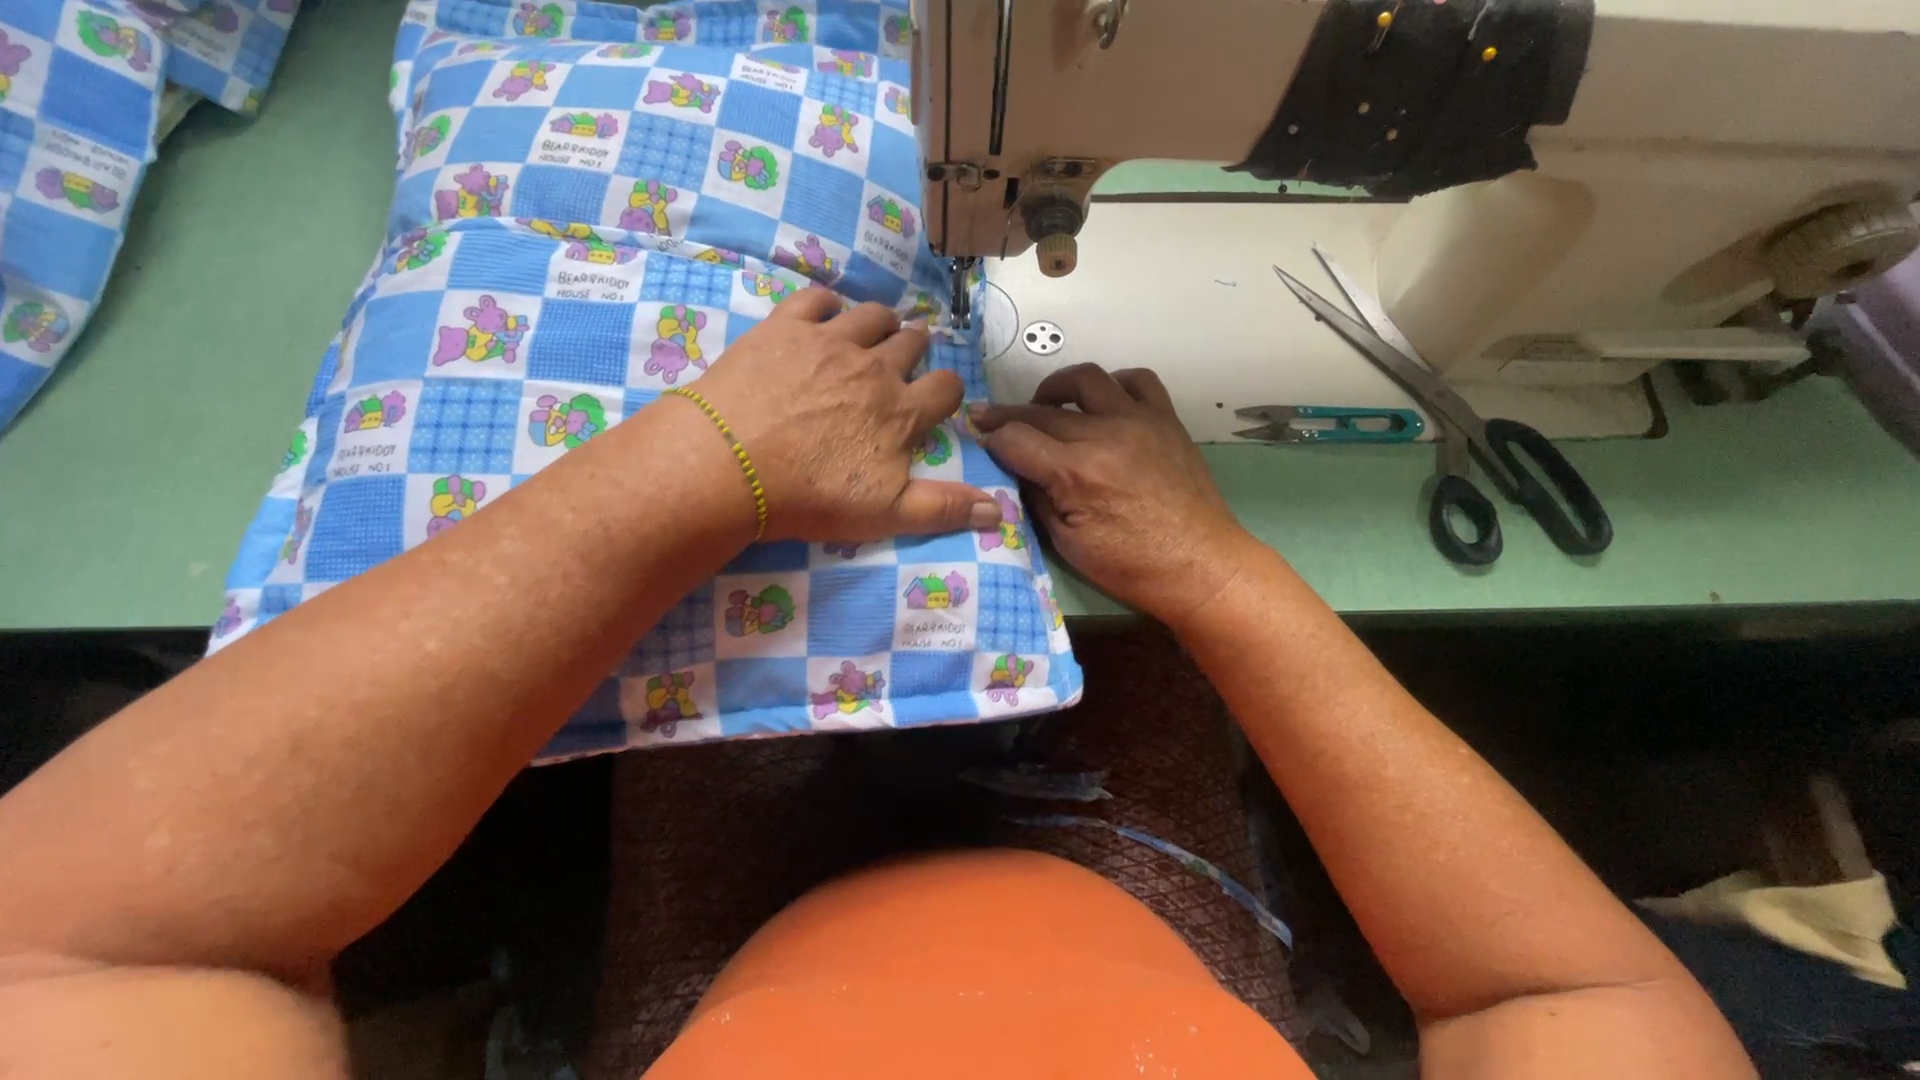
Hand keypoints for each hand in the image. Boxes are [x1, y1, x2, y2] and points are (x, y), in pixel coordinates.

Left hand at [688, 288, 1000, 542]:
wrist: (729, 467)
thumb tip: (1000, 512)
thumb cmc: (809, 497)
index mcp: (901, 412)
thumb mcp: (884, 515)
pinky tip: (822, 315)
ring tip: (871, 333)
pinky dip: (826, 304)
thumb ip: (942, 509)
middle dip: (913, 351)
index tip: (936, 399)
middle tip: (901, 362)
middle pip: (910, 344)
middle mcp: (874, 367)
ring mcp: (829, 341)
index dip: (946, 392)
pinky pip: (817, 299)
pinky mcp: (785, 326)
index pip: (946, 388)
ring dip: (879, 323)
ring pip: (871, 315)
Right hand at [973, 364, 1255, 625]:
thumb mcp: (1066, 543)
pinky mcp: (1166, 419)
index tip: (977, 440)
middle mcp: (1104, 435)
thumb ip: (1037, 499)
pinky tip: (1102, 404)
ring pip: (1086, 378)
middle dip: (1008, 416)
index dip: (989, 439)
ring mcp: (1139, 421)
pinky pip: (1137, 380)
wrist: (1199, 565)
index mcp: (1075, 473)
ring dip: (1056, 389)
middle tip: (991, 421)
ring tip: (1046, 407)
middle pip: (1041, 411)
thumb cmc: (1130, 566)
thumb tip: (1014, 471)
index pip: (1014, 438)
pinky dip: (1113, 384)